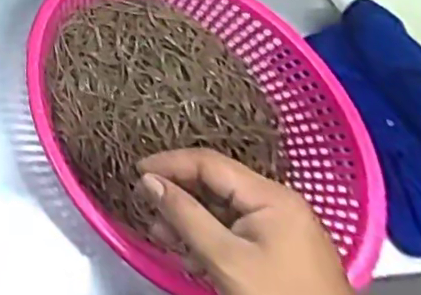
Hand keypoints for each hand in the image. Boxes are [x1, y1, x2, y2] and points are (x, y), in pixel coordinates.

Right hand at [138, 149, 353, 294]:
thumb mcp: (225, 258)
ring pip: (221, 209)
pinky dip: (208, 237)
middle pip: (214, 185)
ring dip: (188, 220)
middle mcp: (279, 204)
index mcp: (272, 197)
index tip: (137, 174)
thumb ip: (184, 214)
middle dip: (177, 197)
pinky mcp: (282, 251)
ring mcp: (283, 228)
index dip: (168, 164)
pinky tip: (189, 254)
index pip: (208, 162)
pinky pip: (235, 230)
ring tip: (164, 237)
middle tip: (148, 209)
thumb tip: (149, 180)